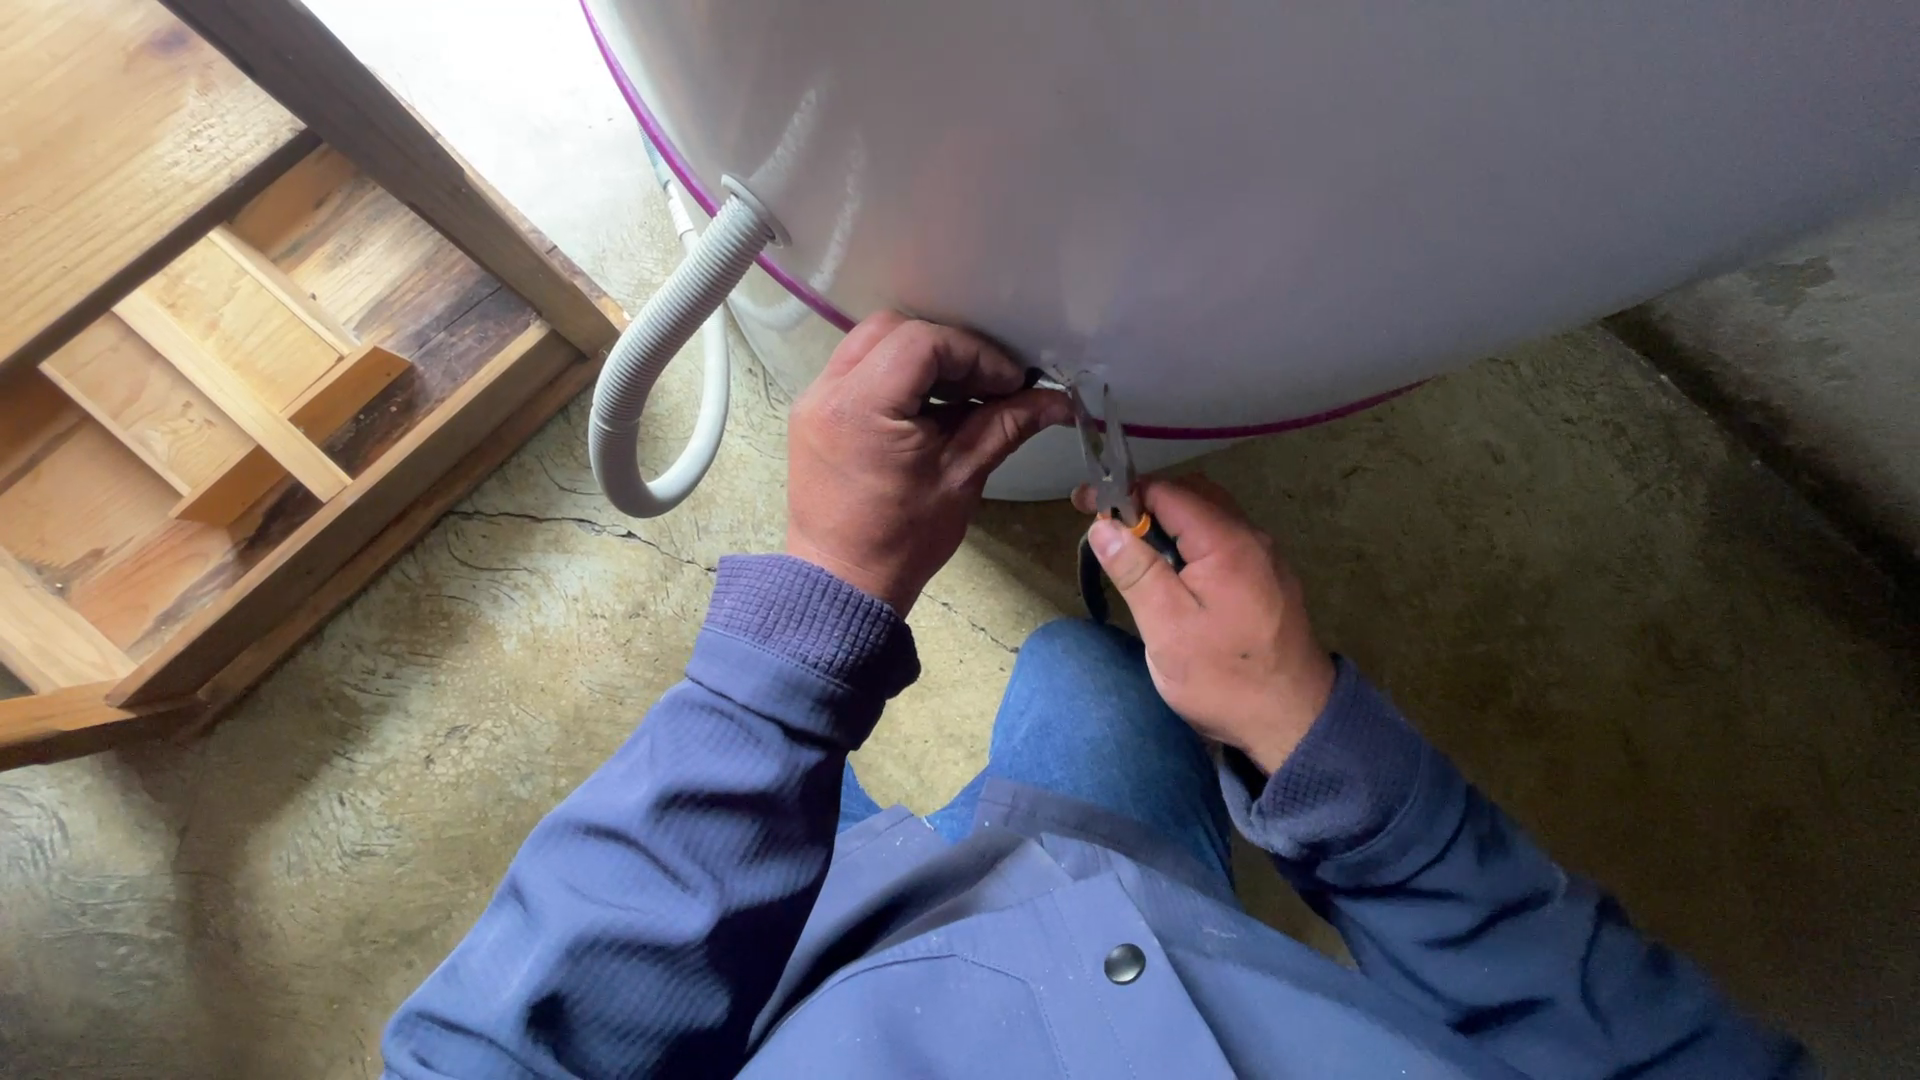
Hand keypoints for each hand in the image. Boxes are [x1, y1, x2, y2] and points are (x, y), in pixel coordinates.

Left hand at [787, 313, 1069, 613]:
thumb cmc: (902, 541)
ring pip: (872, 344)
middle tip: (987, 383)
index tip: (1010, 383)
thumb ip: (1006, 425)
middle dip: (948, 348)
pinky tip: (929, 406)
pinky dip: (897, 377)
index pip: (924, 343)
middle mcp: (827, 392)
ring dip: (921, 359)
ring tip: (961, 395)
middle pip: (894, 330)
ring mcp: (814, 401)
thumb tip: (1057, 401)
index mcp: (861, 407)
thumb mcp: (962, 477)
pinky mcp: (814, 414)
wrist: (842, 583)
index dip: (976, 354)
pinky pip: (857, 371)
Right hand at [1075, 476, 1335, 772]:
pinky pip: (1222, 542)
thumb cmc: (1223, 677)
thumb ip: (1135, 570)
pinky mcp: (1266, 581)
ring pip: (1208, 518)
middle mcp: (1252, 539)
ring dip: (1167, 522)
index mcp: (1227, 542)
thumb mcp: (1166, 627)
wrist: (1293, 724)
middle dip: (1144, 501)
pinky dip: (1188, 542)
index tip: (1085, 503)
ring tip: (1130, 547)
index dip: (1123, 492)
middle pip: (1192, 496)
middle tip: (1104, 523)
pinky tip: (1170, 571)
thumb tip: (1103, 525)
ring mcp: (1264, 560)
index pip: (1169, 492)